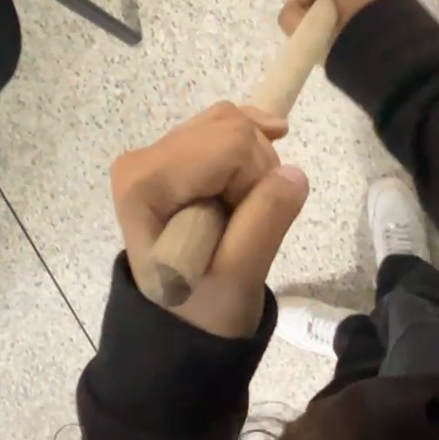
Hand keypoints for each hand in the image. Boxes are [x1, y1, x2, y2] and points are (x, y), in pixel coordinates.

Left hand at [111, 103, 309, 337]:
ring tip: (245, 207)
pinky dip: (255, 133)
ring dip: (257, 162)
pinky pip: (226, 122)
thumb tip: (293, 174)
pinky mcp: (178, 155)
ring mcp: (160, 153)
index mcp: (146, 181)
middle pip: (231, 126)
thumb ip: (263, 223)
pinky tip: (275, 139)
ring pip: (232, 121)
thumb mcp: (237, 276)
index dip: (256, 179)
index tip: (246, 225)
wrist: (185, 318)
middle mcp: (145, 158)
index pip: (231, 143)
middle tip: (247, 219)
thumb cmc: (204, 304)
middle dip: (257, 170)